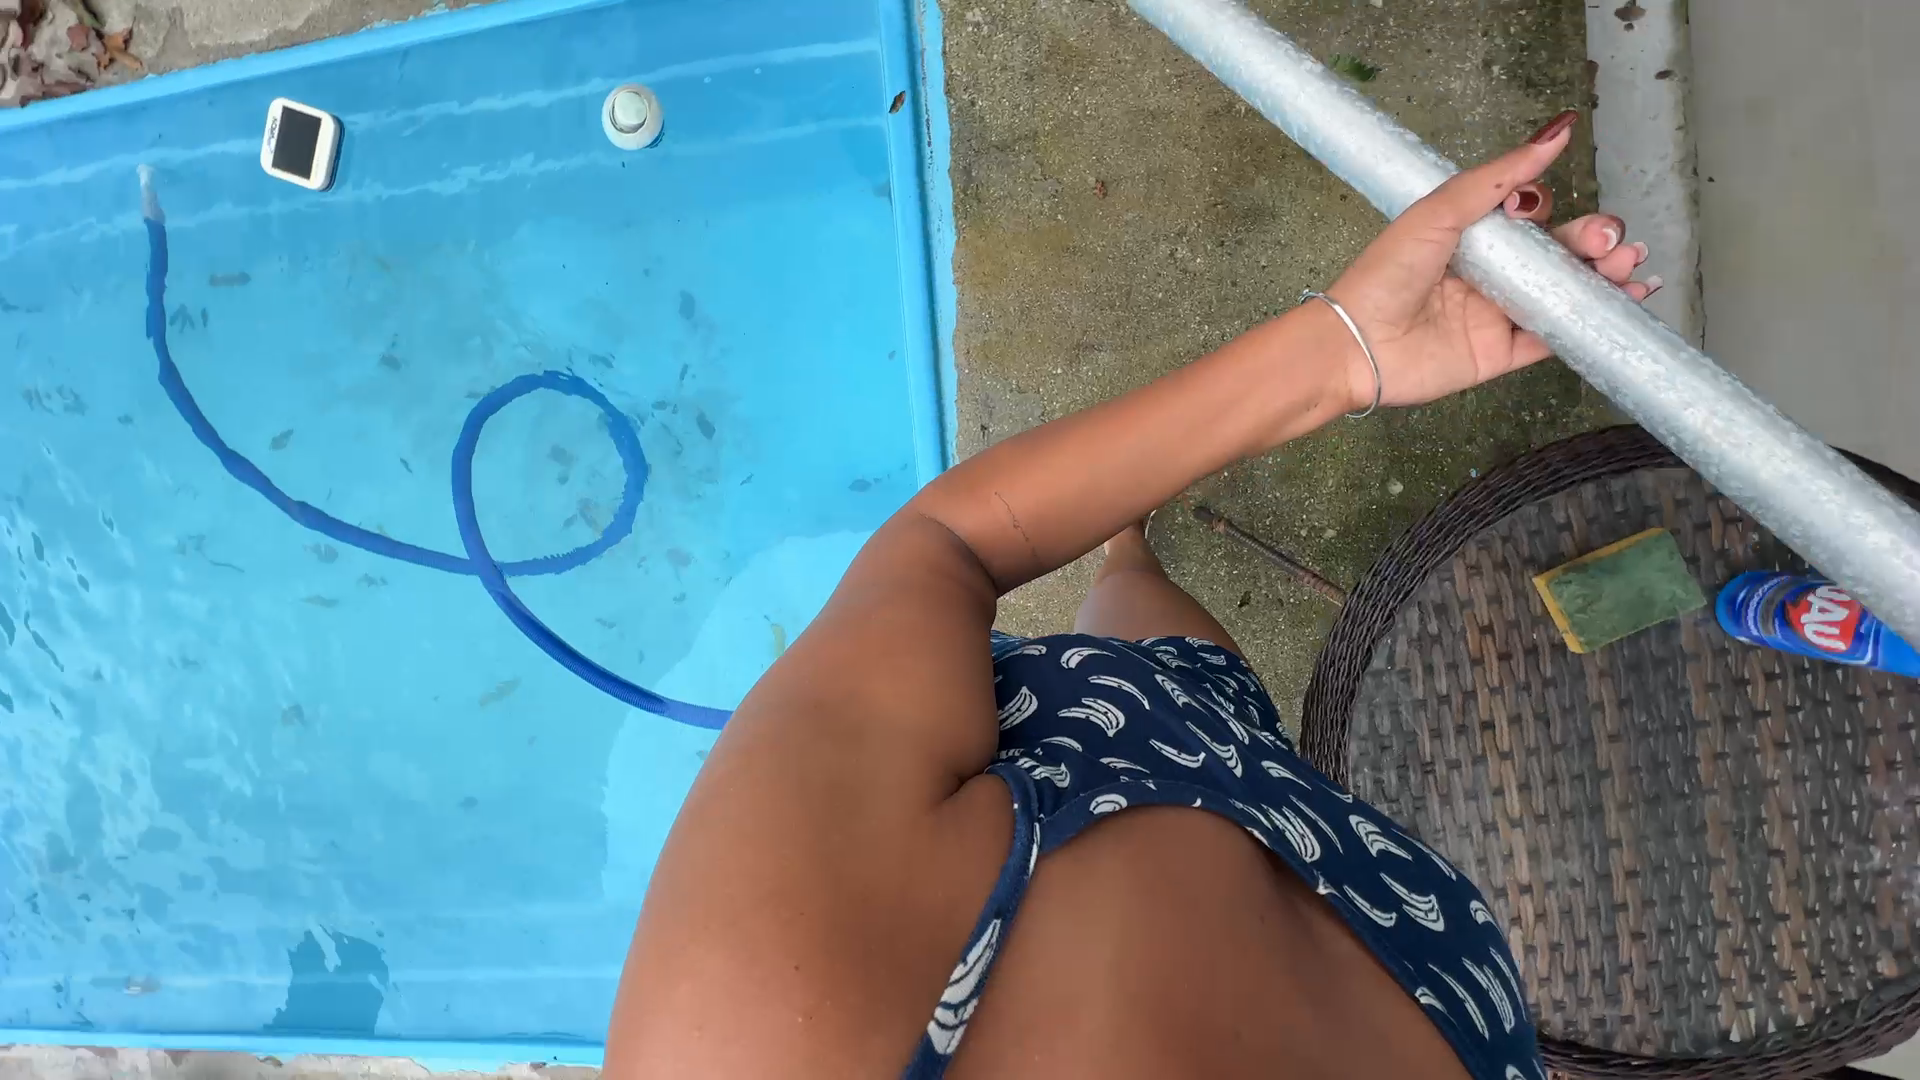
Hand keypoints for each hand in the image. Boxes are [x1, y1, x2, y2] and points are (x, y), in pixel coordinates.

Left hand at [1324, 110, 1659, 410]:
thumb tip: (1558, 132)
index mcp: (1466, 244)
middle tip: (1608, 240)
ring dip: (1603, 275)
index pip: (1527, 223)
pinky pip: (1552, 337)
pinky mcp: (1495, 355)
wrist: (1354, 344)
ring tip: (1627, 262)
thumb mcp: (1435, 213)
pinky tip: (1627, 298)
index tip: (1539, 213)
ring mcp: (1491, 318)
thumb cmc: (1384, 276)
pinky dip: (1590, 319)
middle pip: (1555, 255)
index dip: (1548, 214)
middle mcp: (1483, 280)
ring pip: (1562, 294)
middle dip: (1593, 241)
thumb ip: (1495, 177)